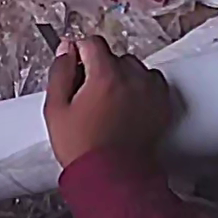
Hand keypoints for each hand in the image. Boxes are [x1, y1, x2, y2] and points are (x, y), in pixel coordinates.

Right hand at [43, 35, 173, 169]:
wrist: (111, 175)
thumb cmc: (81, 146)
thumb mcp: (55, 109)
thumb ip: (59, 73)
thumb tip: (66, 50)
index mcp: (104, 76)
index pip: (93, 43)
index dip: (78, 51)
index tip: (73, 65)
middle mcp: (132, 78)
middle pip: (114, 56)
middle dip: (99, 68)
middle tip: (87, 93)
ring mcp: (151, 91)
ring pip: (134, 68)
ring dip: (121, 77)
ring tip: (108, 101)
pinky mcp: (163, 104)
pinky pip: (151, 83)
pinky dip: (139, 88)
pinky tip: (125, 106)